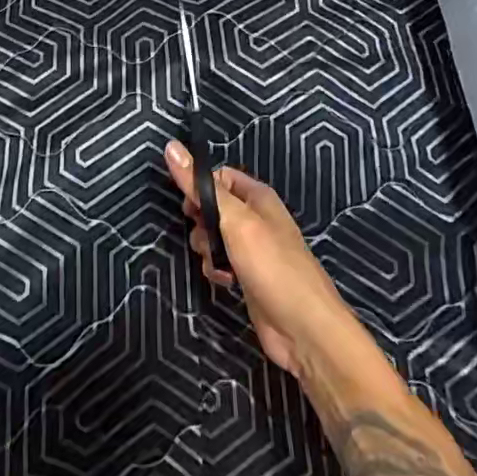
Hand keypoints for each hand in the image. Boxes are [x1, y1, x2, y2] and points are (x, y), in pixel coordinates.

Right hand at [164, 140, 359, 378]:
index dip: (200, 189)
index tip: (190, 208)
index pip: (219, 177)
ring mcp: (253, 249)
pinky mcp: (249, 275)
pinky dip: (217, 269)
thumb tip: (171, 146)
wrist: (305, 329)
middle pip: (213, 207)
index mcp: (259, 196)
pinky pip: (221, 262)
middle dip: (201, 223)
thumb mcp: (235, 221)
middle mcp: (256, 218)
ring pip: (214, 237)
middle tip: (205, 238)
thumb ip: (202, 187)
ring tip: (216, 264)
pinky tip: (224, 281)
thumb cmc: (272, 266)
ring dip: (207, 250)